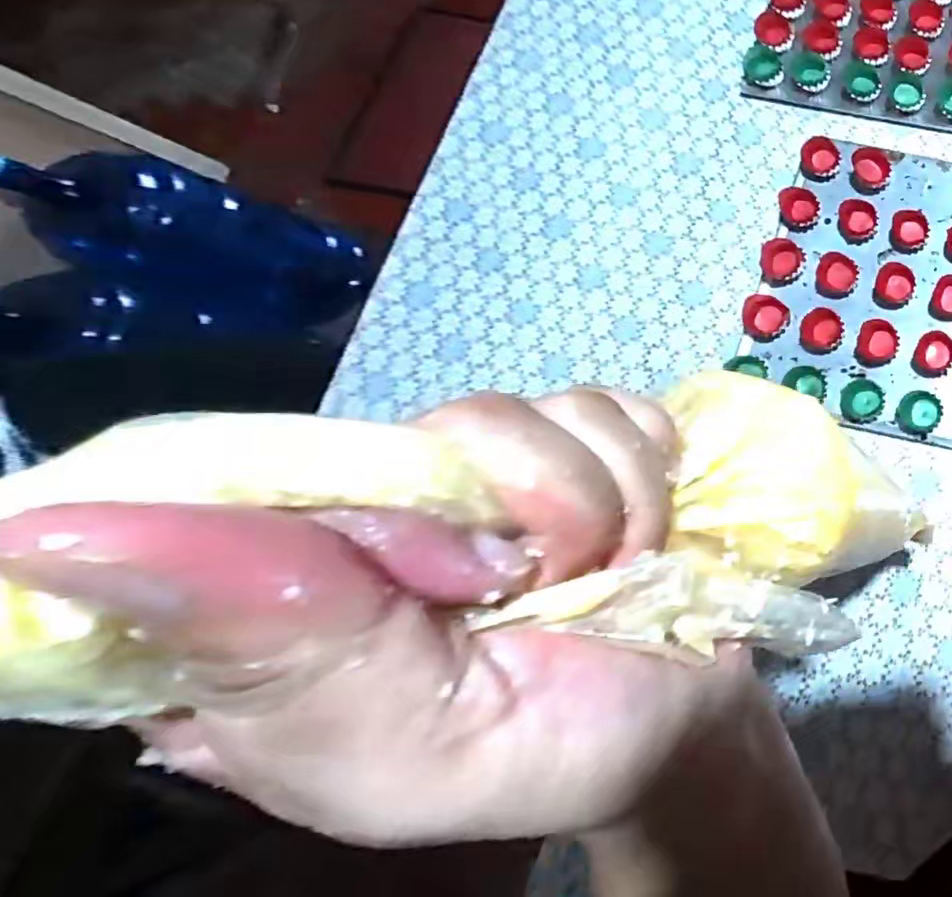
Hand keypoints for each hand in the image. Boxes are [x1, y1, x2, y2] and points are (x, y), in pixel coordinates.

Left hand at [0, 387, 763, 847]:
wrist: (680, 725)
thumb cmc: (552, 751)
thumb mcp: (409, 748)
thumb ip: (282, 654)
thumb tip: (52, 535)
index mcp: (316, 581)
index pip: (309, 463)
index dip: (411, 514)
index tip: (482, 585)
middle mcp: (413, 502)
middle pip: (473, 419)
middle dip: (552, 511)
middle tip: (567, 585)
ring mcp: (521, 462)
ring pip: (567, 409)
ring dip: (619, 500)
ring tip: (618, 567)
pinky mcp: (607, 442)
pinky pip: (632, 409)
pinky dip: (656, 470)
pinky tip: (647, 525)